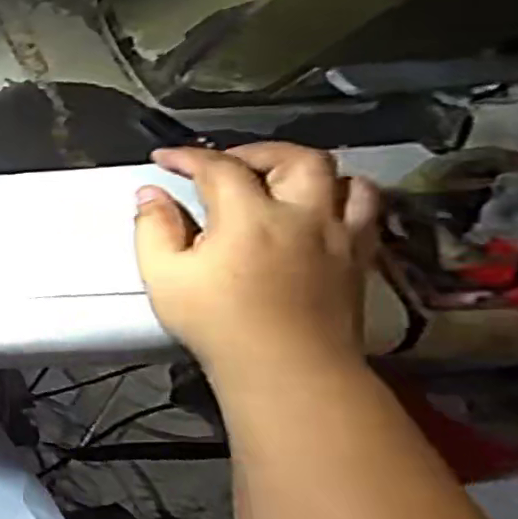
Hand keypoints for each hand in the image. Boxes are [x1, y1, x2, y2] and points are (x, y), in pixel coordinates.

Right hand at [133, 142, 380, 374]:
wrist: (285, 366)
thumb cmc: (216, 321)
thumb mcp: (162, 274)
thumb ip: (154, 228)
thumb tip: (151, 196)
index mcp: (249, 217)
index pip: (218, 167)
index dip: (188, 156)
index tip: (166, 159)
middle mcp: (302, 216)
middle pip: (294, 157)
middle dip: (255, 152)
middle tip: (225, 162)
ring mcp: (339, 236)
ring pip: (343, 179)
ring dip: (308, 171)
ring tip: (278, 181)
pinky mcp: (359, 259)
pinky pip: (366, 211)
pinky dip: (343, 198)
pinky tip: (318, 211)